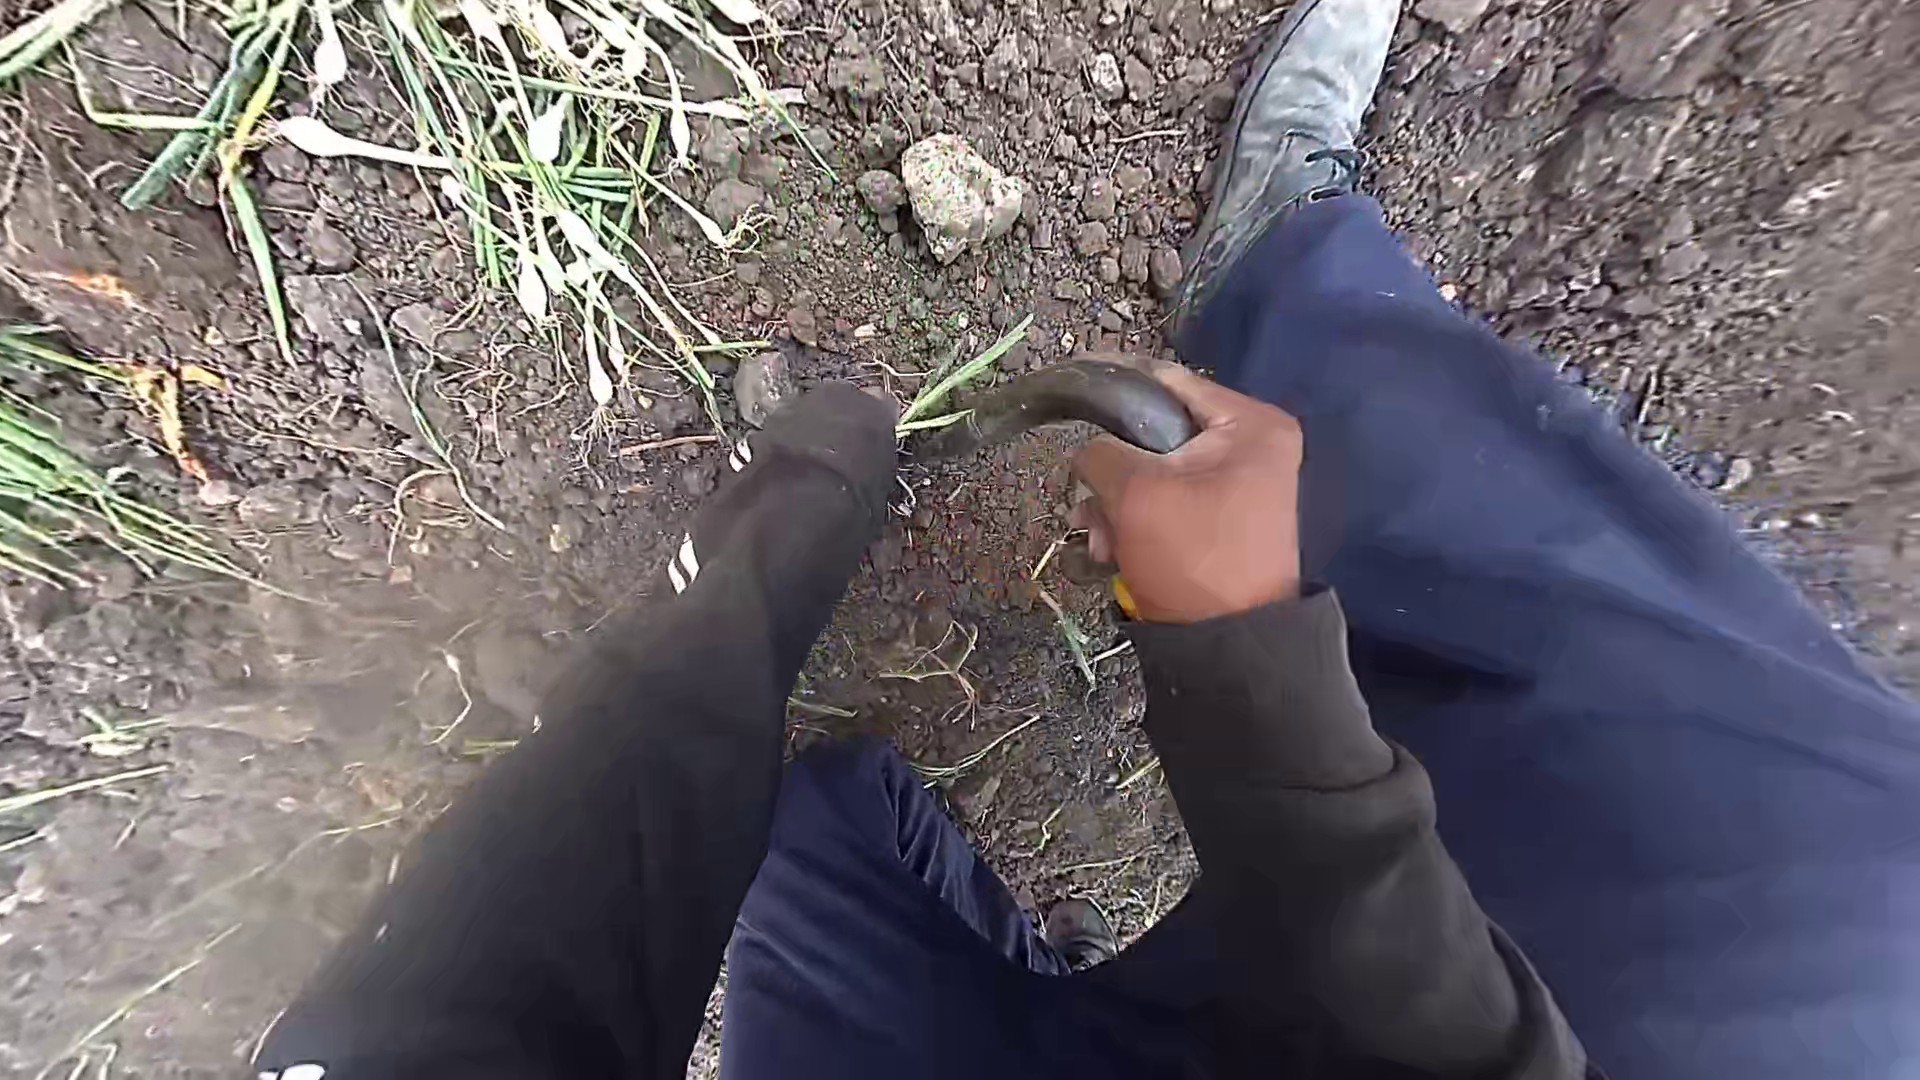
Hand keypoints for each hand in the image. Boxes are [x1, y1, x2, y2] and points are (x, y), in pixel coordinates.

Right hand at [1072, 365, 1302, 623]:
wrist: (1226, 644)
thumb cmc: (1191, 553)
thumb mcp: (1136, 493)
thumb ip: (1100, 453)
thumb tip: (1086, 451)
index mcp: (1248, 425)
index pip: (1168, 381)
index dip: (1114, 384)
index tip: (1070, 391)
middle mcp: (1245, 447)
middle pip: (1152, 434)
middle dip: (1110, 474)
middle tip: (1087, 506)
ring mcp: (1229, 485)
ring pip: (1148, 473)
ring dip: (1113, 507)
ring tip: (1099, 543)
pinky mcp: (1211, 518)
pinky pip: (1159, 503)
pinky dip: (1130, 524)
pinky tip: (1110, 552)